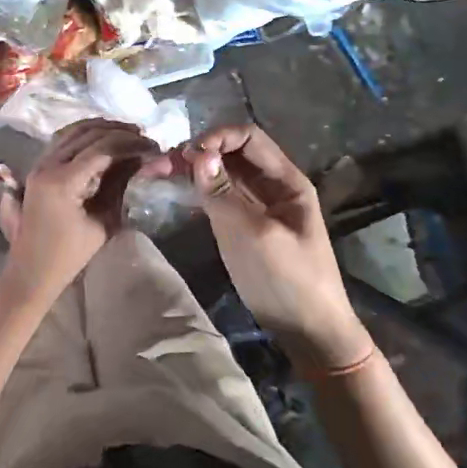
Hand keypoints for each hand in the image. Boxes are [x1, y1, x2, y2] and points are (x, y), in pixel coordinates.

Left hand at [6, 120, 160, 295]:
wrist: (31, 271)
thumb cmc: (70, 255)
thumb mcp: (103, 222)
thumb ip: (122, 185)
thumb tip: (145, 160)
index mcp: (62, 182)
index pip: (102, 148)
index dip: (131, 143)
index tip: (153, 146)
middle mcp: (47, 165)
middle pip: (87, 133)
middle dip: (119, 132)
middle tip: (145, 137)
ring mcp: (39, 164)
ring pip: (72, 131)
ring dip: (101, 128)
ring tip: (128, 134)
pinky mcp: (38, 168)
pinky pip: (62, 140)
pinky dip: (85, 135)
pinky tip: (103, 140)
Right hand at [182, 125, 368, 368]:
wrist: (308, 330)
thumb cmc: (288, 280)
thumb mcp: (255, 236)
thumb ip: (224, 194)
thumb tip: (198, 155)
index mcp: (286, 180)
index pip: (249, 137)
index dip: (217, 137)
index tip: (187, 154)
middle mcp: (271, 185)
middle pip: (232, 153)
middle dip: (198, 151)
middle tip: (160, 164)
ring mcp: (256, 206)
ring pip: (222, 174)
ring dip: (193, 169)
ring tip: (157, 172)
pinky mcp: (243, 225)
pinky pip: (218, 196)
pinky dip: (197, 189)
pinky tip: (174, 191)